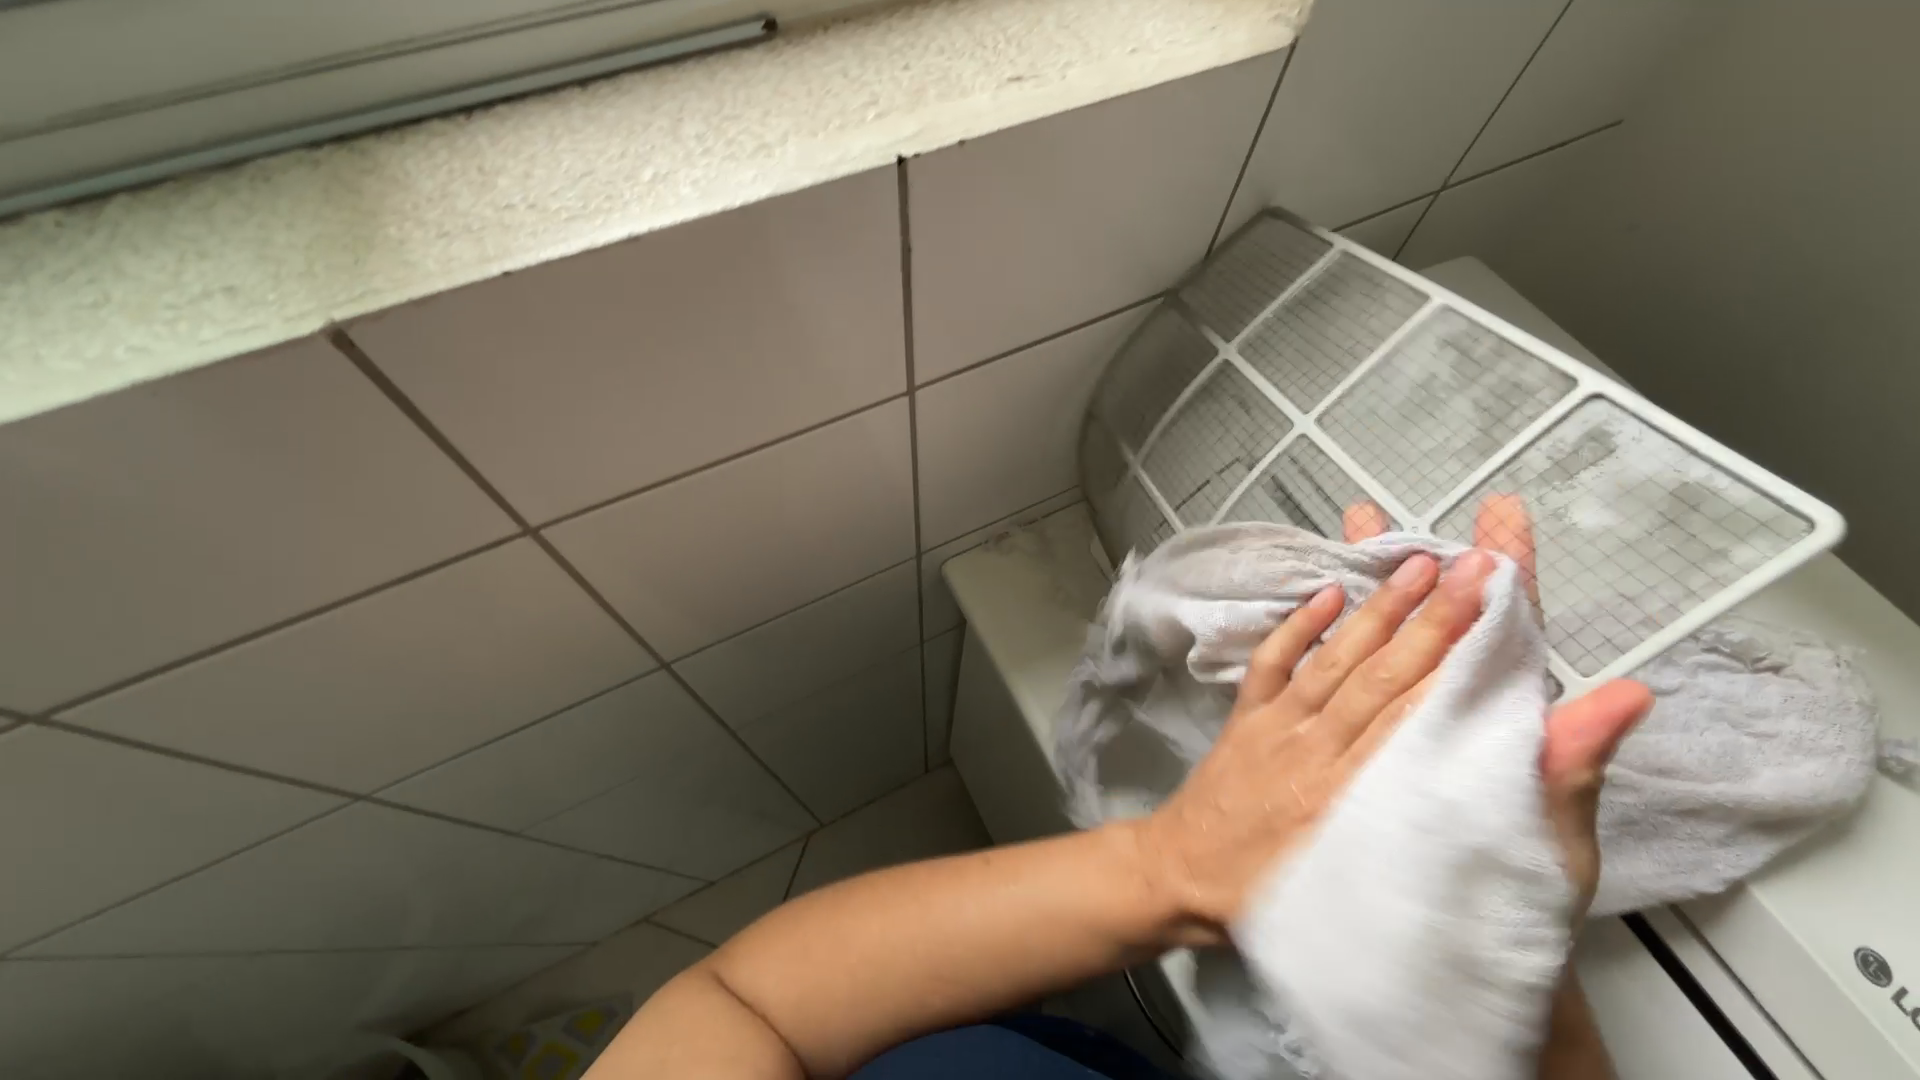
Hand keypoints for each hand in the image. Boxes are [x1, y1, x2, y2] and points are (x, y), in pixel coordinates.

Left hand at [1128, 545, 1497, 943]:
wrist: (1180, 880)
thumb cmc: (1271, 900)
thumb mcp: (1355, 890)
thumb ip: (1414, 835)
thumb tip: (1475, 788)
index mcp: (1351, 796)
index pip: (1418, 715)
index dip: (1460, 663)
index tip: (1496, 620)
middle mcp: (1315, 750)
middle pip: (1385, 677)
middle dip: (1433, 621)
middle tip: (1474, 569)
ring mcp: (1275, 728)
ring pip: (1335, 661)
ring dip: (1378, 612)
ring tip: (1418, 565)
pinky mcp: (1243, 719)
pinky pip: (1272, 665)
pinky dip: (1299, 628)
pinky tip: (1328, 593)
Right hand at [1344, 495, 1649, 919]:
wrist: (1424, 941)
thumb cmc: (1494, 889)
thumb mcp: (1541, 833)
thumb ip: (1570, 766)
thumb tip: (1628, 697)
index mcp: (1481, 723)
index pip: (1501, 633)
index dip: (1507, 574)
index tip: (1504, 520)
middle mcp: (1428, 713)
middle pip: (1433, 622)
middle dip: (1426, 562)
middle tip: (1410, 509)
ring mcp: (1372, 724)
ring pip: (1374, 638)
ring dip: (1372, 583)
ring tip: (1363, 532)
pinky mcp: (1329, 742)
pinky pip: (1315, 674)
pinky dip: (1316, 634)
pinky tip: (1320, 602)